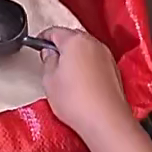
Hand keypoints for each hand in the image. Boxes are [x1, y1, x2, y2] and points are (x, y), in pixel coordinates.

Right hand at [38, 27, 131, 143]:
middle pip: (72, 38)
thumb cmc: (77, 101)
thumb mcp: (49, 80)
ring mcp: (106, 56)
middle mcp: (93, 43)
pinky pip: (96, 62)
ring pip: (85, 50)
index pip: (54, 31)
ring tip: (65, 76)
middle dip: (60, 47)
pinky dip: (87, 67)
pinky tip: (81, 83)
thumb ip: (47, 60)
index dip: (43, 38)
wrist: (105, 120)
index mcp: (75, 41)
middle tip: (49, 61)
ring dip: (75, 57)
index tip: (38, 45)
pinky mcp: (114, 69)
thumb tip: (50, 54)